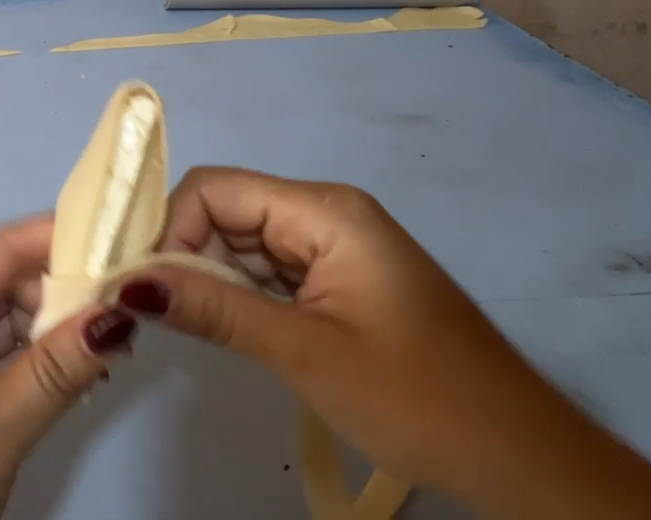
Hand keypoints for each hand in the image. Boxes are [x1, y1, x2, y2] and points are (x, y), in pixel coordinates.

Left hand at [0, 216, 137, 519]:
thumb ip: (58, 369)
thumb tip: (121, 312)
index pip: (2, 251)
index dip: (58, 235)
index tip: (122, 232)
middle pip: (12, 282)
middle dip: (70, 286)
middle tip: (137, 298)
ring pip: (16, 320)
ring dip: (65, 326)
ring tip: (127, 336)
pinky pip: (12, 357)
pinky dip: (49, 360)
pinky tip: (92, 368)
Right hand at [114, 168, 650, 519]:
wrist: (526, 462)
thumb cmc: (420, 399)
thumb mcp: (304, 352)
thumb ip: (212, 309)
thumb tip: (124, 283)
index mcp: (324, 211)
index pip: (214, 189)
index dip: (170, 227)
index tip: (146, 285)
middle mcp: (323, 214)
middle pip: (222, 210)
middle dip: (182, 253)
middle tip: (154, 309)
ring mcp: (331, 247)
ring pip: (238, 241)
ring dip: (206, 276)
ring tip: (183, 321)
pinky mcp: (334, 279)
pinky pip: (263, 269)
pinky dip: (235, 293)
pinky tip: (222, 324)